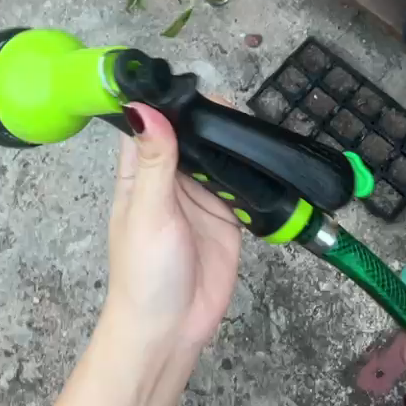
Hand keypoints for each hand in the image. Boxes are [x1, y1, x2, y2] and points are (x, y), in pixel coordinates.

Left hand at [104, 103, 242, 353]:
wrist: (172, 329)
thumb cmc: (145, 273)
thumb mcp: (147, 212)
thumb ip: (153, 161)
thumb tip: (144, 108)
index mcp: (139, 171)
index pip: (148, 122)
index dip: (162, 98)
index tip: (181, 76)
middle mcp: (170, 176)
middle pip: (189, 133)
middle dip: (208, 116)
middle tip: (231, 104)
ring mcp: (201, 194)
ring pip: (218, 153)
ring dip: (231, 139)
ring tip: (251, 123)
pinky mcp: (228, 214)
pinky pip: (242, 182)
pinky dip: (253, 169)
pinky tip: (265, 153)